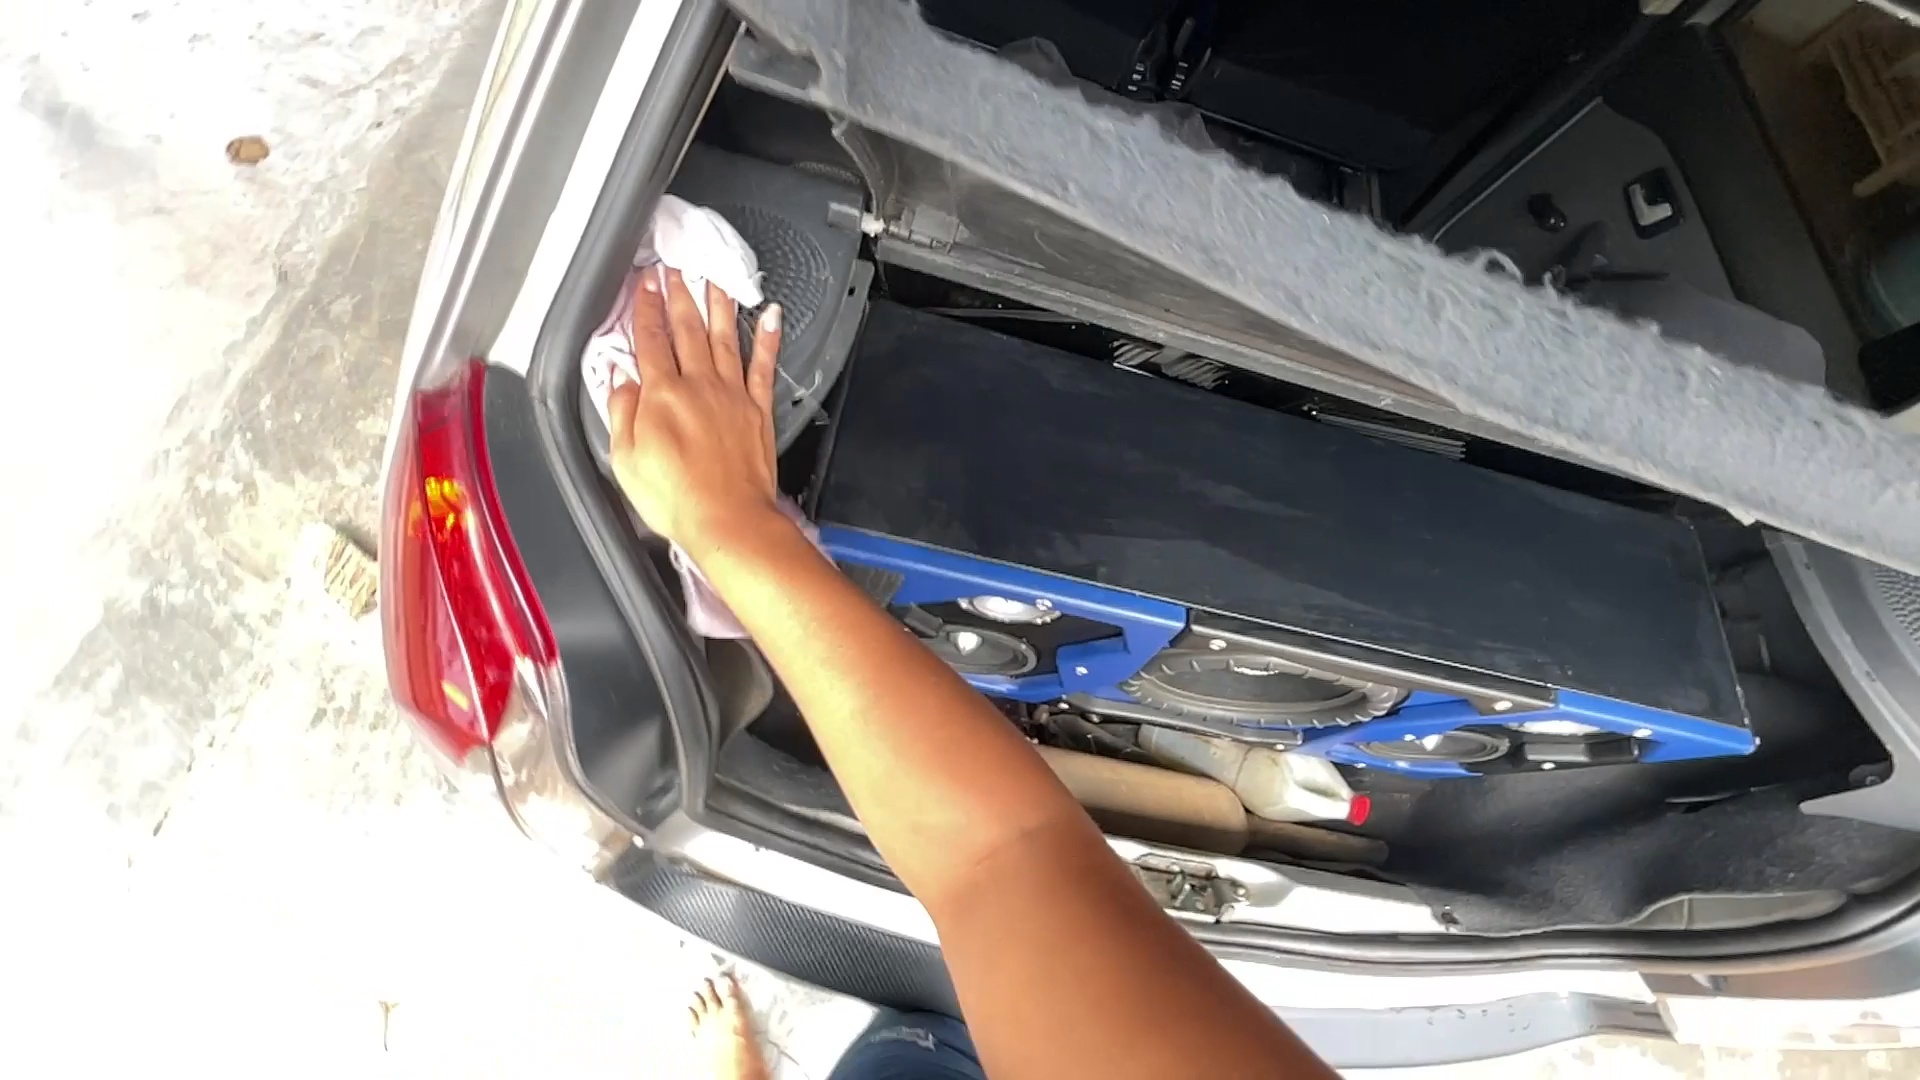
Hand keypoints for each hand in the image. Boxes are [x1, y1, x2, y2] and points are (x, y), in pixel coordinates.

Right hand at [606, 266, 785, 554]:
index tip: (645, 283)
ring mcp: (733, 395)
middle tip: (675, 269)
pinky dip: (768, 339)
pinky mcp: (759, 410)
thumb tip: (619, 380)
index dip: (646, 307)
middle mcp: (699, 386)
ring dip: (718, 305)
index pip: (650, 339)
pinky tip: (770, 316)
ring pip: (725, 338)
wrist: (729, 520)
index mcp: (662, 396)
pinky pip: (764, 365)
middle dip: (679, 295)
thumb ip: (622, 413)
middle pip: (687, 330)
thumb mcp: (626, 460)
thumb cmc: (677, 498)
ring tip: (714, 280)